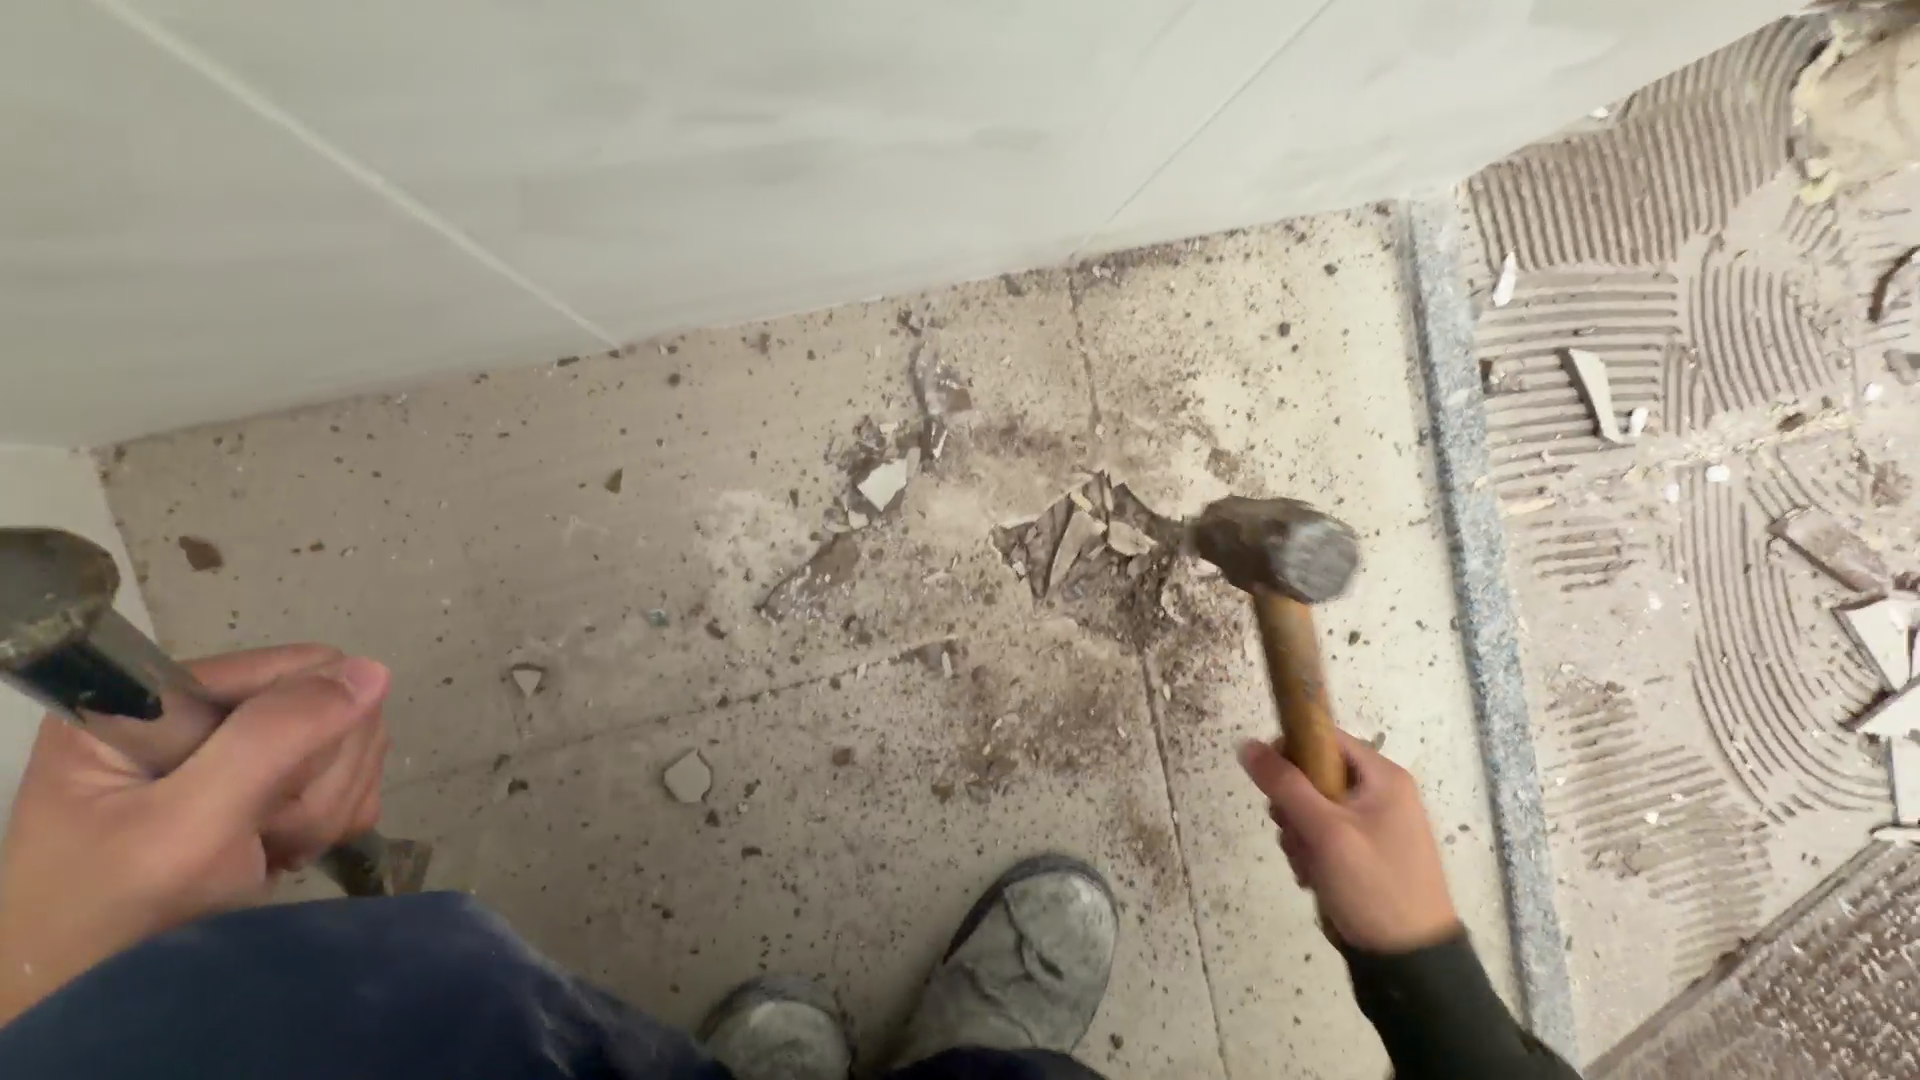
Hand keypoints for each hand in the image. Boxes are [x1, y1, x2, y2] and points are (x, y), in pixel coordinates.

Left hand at [0, 645, 390, 1023]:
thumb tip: (372, 672)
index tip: (269, 797)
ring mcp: (240, 749)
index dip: (308, 727)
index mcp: (150, 701)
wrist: (108, 1010)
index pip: (297, 667)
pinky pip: (356, 772)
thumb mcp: (187, 828)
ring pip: (352, 739)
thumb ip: (272, 740)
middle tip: (266, 834)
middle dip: (319, 778)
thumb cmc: (120, 920)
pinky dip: (340, 816)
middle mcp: (199, 712)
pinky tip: (290, 849)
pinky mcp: (276, 782)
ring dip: (330, 803)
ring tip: (270, 849)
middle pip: (331, 703)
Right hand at [1238, 730, 1459, 953]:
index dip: (1291, 751)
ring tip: (1308, 864)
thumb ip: (1284, 784)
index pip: (1324, 738)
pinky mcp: (1364, 851)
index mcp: (1383, 777)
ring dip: (1298, 834)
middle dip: (1293, 805)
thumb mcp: (1325, 831)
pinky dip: (1310, 852)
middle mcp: (1380, 793)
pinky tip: (1314, 876)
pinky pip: (1322, 835)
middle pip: (1313, 774)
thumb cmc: (1373, 885)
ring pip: (1311, 807)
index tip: (1269, 780)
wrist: (1411, 960)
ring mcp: (1372, 824)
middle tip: (1294, 831)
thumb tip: (1247, 744)